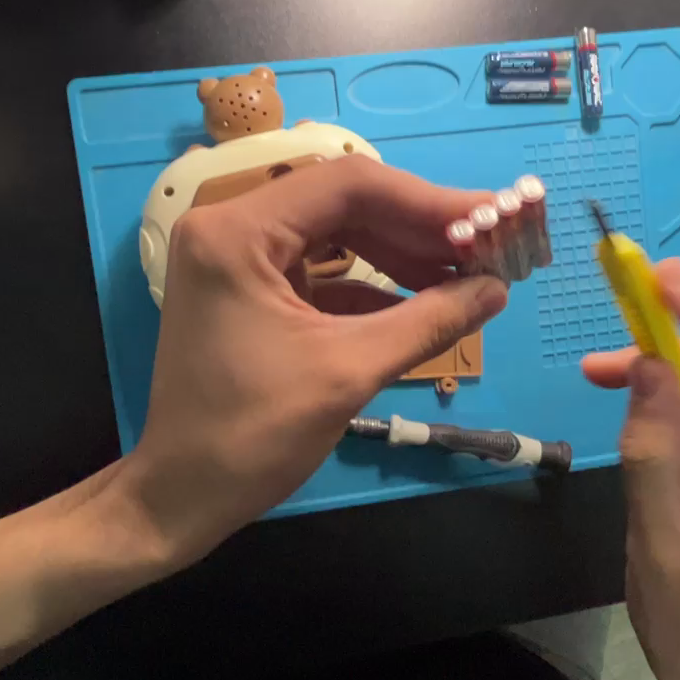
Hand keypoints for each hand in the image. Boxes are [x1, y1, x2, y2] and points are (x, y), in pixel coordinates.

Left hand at [118, 157, 507, 563]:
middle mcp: (231, 227)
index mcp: (239, 232)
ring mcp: (238, 257)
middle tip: (487, 248)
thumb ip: (429, 322)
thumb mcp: (349, 373)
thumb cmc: (254, 437)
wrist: (183, 495)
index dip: (429, 201)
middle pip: (344, 203)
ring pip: (336, 233)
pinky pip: (320, 268)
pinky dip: (371, 283)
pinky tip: (421, 299)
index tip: (493, 220)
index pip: (349, 185)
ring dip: (400, 254)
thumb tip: (496, 289)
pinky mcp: (249, 286)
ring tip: (464, 275)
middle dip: (418, 228)